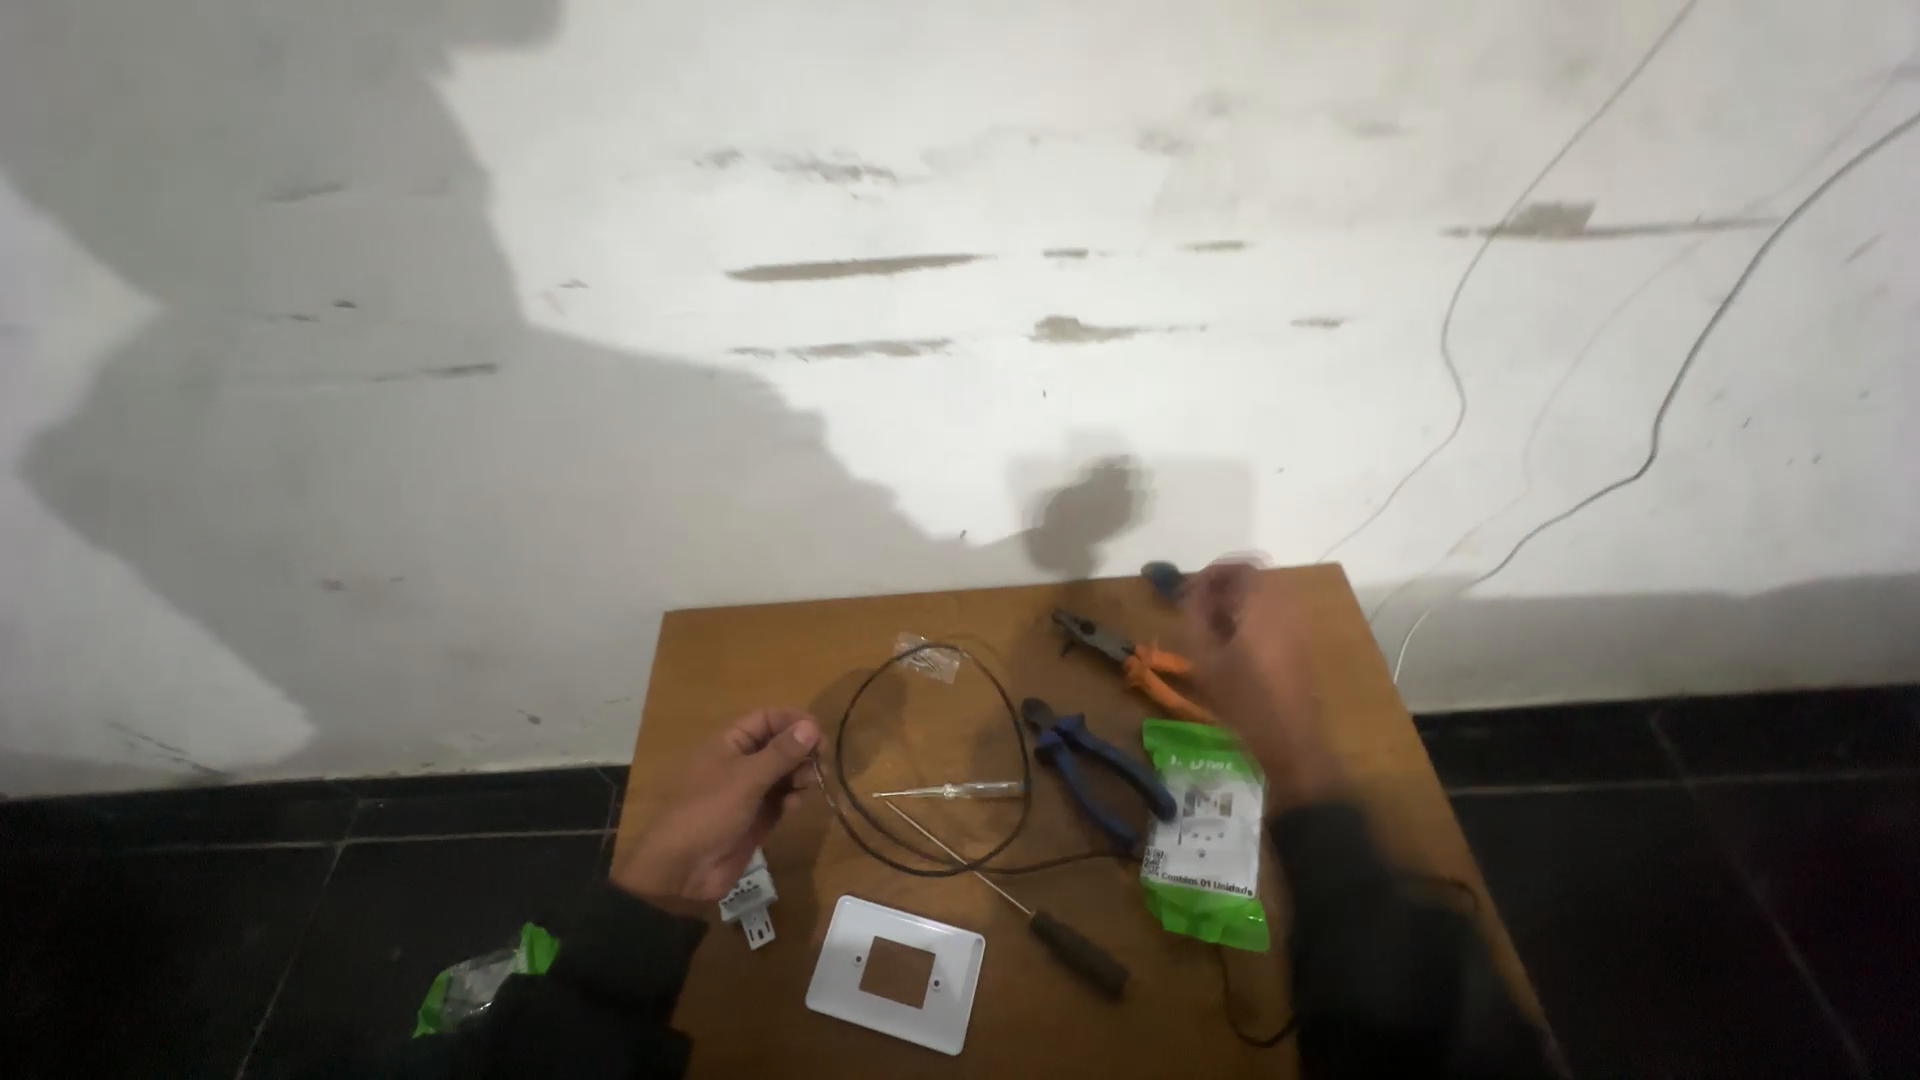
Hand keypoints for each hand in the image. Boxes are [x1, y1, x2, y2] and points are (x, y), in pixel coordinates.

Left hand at [613, 708, 819, 903]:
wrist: (683, 871)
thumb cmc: (709, 812)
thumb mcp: (747, 778)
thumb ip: (781, 752)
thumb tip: (812, 725)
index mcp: (729, 743)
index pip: (767, 719)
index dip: (793, 721)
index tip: (818, 733)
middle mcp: (741, 762)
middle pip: (779, 744)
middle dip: (801, 750)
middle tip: (819, 761)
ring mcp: (749, 791)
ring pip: (784, 772)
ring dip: (800, 774)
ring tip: (808, 784)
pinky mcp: (758, 817)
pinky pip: (782, 798)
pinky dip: (793, 798)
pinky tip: (794, 806)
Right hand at [1182, 557, 1339, 802]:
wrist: (1291, 741)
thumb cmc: (1243, 698)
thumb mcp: (1205, 656)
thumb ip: (1196, 613)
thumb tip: (1194, 589)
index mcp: (1263, 606)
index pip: (1241, 566)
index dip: (1213, 571)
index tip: (1190, 590)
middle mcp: (1286, 608)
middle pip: (1253, 581)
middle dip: (1222, 589)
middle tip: (1196, 610)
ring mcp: (1297, 628)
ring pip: (1262, 600)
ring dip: (1234, 606)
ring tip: (1209, 631)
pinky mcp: (1300, 647)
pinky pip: (1271, 618)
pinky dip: (1248, 620)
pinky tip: (1230, 648)